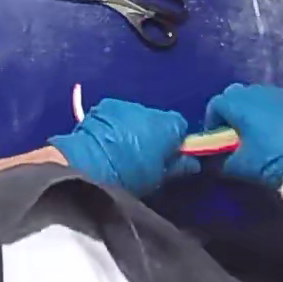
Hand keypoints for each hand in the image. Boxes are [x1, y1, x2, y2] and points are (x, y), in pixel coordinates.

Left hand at [49, 98, 199, 196]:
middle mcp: (143, 109)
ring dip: (134, 128)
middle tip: (146, 155)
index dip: (177, 140)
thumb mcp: (159, 177)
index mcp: (162, 125)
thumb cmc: (130, 174)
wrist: (89, 162)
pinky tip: (109, 141)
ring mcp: (121, 104)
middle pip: (156, 119)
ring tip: (125, 149)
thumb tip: (192, 161)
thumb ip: (178, 165)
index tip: (171, 155)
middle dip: (154, 134)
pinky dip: (117, 125)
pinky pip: (117, 115)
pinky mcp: (103, 105)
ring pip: (136, 116)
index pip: (179, 124)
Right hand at [205, 84, 282, 191]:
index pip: (215, 105)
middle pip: (233, 95)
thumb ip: (222, 161)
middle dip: (230, 110)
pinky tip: (273, 126)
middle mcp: (252, 92)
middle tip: (234, 130)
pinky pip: (272, 99)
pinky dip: (268, 108)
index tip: (217, 137)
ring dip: (250, 107)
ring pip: (253, 94)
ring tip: (254, 127)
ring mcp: (274, 94)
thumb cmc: (269, 162)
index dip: (212, 121)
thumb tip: (214, 162)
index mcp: (236, 105)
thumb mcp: (240, 166)